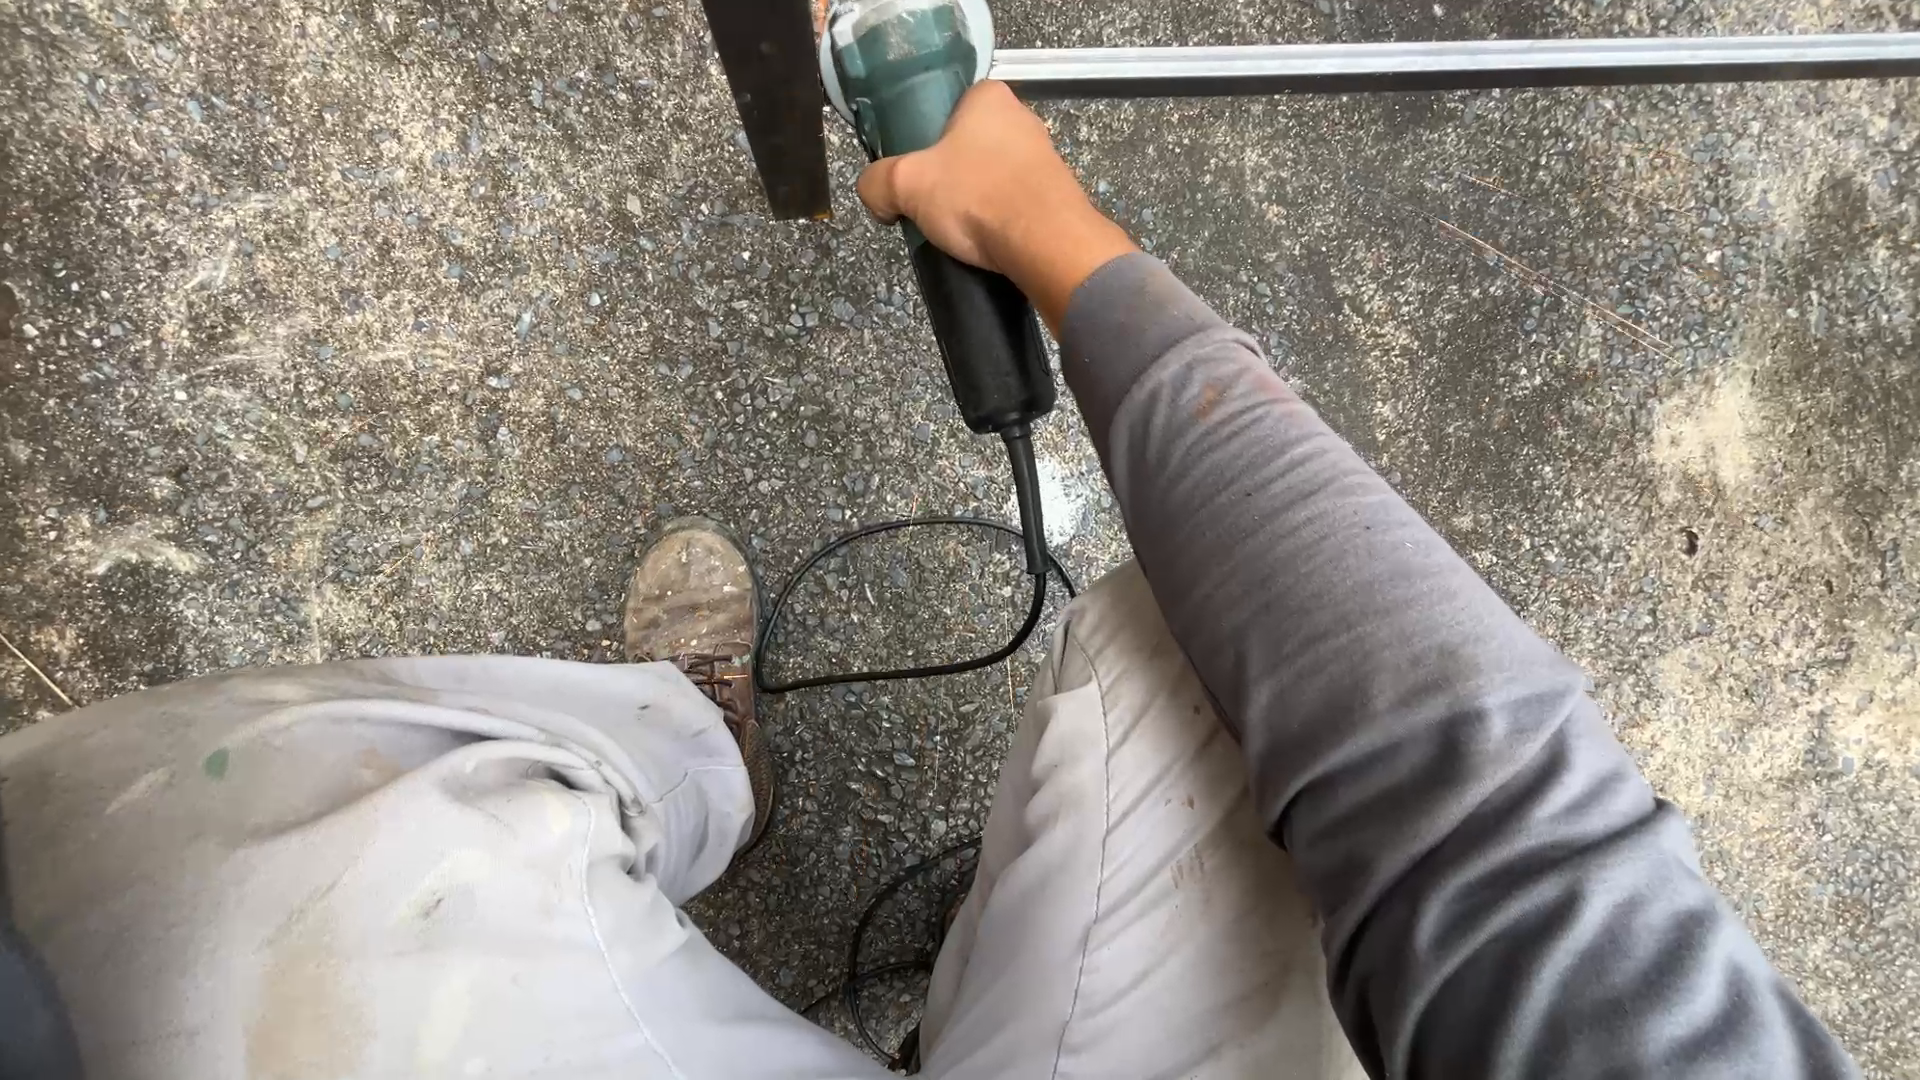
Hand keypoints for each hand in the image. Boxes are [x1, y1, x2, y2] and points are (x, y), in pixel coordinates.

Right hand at [856, 81, 1135, 331]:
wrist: (1045, 244)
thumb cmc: (977, 197)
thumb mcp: (907, 184)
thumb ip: (877, 183)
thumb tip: (876, 197)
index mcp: (988, 97)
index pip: (945, 113)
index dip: (923, 147)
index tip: (915, 180)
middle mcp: (1022, 120)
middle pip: (967, 152)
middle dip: (949, 184)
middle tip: (933, 212)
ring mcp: (1044, 161)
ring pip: (991, 183)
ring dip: (974, 208)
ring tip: (961, 236)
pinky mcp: (1057, 199)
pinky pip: (1015, 210)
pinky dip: (999, 227)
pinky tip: (988, 247)